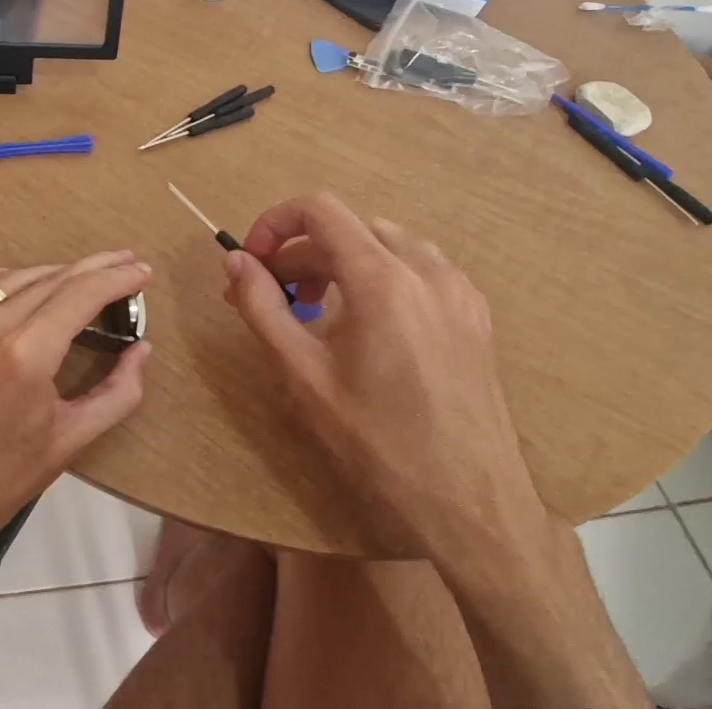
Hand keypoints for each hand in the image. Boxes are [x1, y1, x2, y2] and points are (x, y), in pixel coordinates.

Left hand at [0, 252, 153, 568]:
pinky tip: (2, 273)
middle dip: (93, 269)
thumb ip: (119, 392)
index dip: (116, 279)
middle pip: (50, 281)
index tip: (142, 272)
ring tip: (77, 276)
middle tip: (123, 264)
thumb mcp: (73, 439)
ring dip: (47, 273)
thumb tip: (142, 350)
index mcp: (26, 355)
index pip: (81, 295)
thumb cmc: (4, 479)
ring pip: (8, 280)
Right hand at [223, 193, 543, 555]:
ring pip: (386, 243)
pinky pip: (419, 268)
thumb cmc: (376, 440)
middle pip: (349, 228)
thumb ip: (262, 306)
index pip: (319, 210)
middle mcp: (426, 271)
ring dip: (341, 260)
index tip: (252, 262)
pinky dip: (381, 275)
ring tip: (320, 309)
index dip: (274, 224)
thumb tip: (235, 260)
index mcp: (381, 280)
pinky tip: (369, 323)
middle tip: (274, 297)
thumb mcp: (302, 373)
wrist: (469, 502)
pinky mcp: (475, 314)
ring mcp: (459, 291)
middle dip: (301, 252)